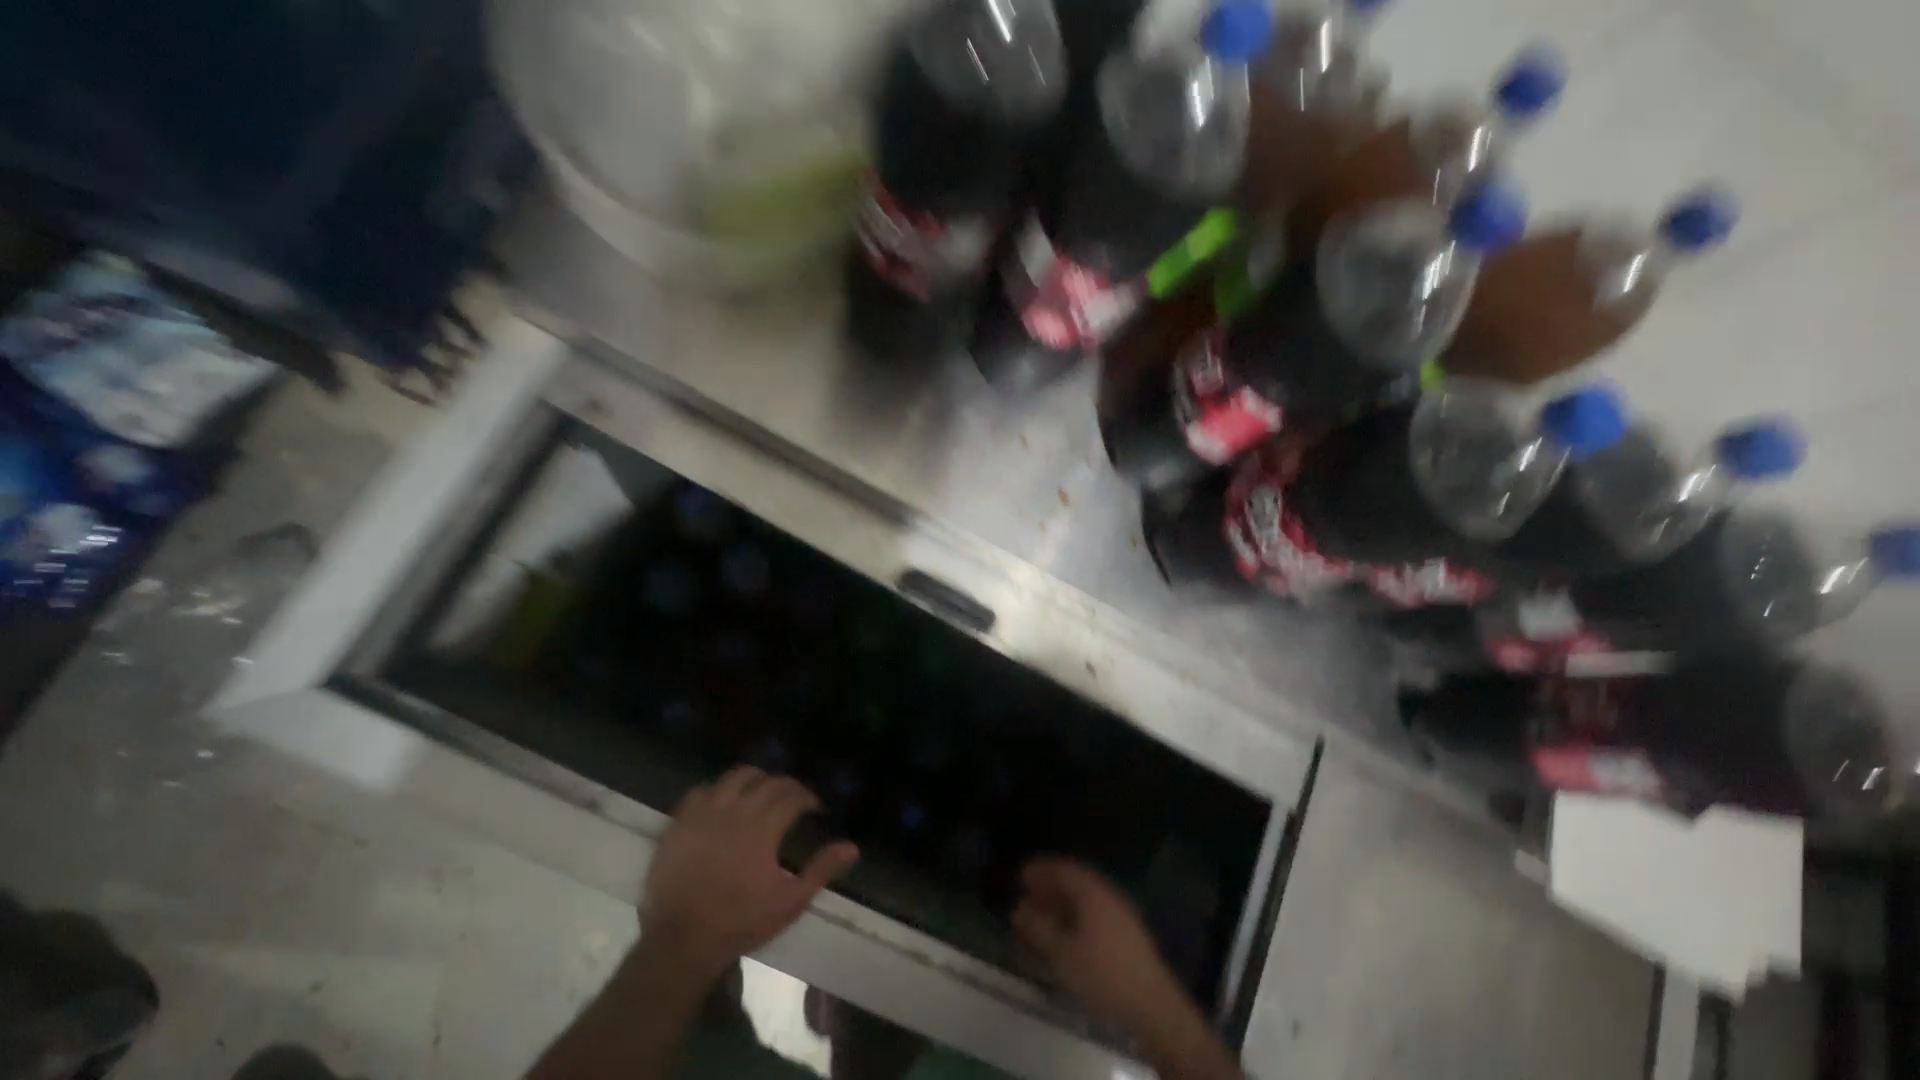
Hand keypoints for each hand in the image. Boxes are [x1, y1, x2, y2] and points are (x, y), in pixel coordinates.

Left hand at [642, 767, 859, 974]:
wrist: (682, 939)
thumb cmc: (740, 921)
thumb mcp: (790, 901)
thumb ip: (821, 870)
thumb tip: (852, 847)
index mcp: (763, 827)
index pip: (792, 795)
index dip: (808, 798)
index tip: (815, 808)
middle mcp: (735, 811)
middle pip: (766, 781)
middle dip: (786, 786)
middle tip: (793, 800)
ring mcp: (703, 814)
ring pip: (734, 777)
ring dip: (754, 779)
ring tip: (760, 793)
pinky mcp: (679, 822)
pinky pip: (701, 791)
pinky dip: (718, 790)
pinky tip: (723, 804)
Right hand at [1012, 857, 1187, 1032]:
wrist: (1150, 1004)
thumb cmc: (1101, 974)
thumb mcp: (1062, 953)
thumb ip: (1038, 928)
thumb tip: (1019, 909)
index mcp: (1092, 893)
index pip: (1063, 869)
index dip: (1040, 869)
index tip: (1021, 875)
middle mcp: (1108, 896)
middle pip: (1075, 882)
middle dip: (1050, 886)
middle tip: (1028, 896)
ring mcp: (1121, 914)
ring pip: (1085, 899)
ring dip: (1062, 903)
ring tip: (1042, 916)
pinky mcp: (1127, 934)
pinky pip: (1095, 913)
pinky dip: (1076, 916)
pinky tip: (1066, 934)